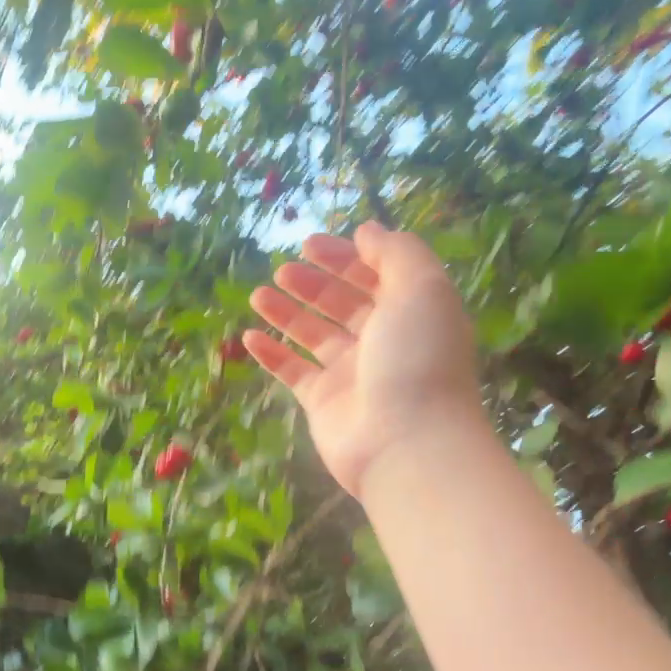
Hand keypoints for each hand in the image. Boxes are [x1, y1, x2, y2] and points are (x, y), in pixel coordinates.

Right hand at [243, 223, 484, 498]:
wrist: (405, 440)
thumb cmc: (416, 358)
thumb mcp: (421, 290)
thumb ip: (397, 253)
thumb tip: (367, 230)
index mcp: (412, 312)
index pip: (377, 275)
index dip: (346, 256)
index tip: (310, 244)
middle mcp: (383, 339)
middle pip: (343, 303)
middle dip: (313, 283)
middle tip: (283, 270)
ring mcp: (351, 372)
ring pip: (313, 334)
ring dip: (287, 312)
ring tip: (258, 295)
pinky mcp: (322, 400)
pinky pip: (292, 370)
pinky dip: (271, 353)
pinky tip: (249, 337)